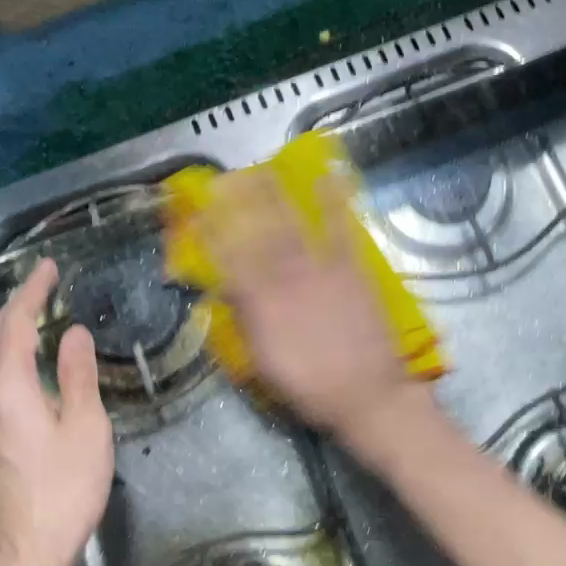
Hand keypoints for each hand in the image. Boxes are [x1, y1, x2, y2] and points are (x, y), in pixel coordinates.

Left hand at [0, 258, 114, 565]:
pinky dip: (5, 355)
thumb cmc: (64, 491)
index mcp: (8, 389)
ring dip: (8, 329)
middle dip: (16, 305)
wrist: (24, 555)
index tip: (48, 267)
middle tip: (44, 284)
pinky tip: (23, 361)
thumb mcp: (86, 429)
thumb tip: (73, 333)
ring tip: (35, 313)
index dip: (32, 291)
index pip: (15, 324)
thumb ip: (79, 375)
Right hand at [203, 169, 424, 440]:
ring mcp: (321, 271)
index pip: (227, 261)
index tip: (196, 213)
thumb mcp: (263, 366)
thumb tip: (224, 290)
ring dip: (275, 195)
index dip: (209, 235)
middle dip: (238, 204)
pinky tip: (329, 178)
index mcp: (261, 306)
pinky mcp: (353, 269)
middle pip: (256, 234)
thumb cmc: (311, 388)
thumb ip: (243, 324)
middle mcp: (286, 280)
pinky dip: (335, 202)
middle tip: (225, 178)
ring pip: (292, 225)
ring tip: (262, 170)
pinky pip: (342, 230)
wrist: (368, 395)